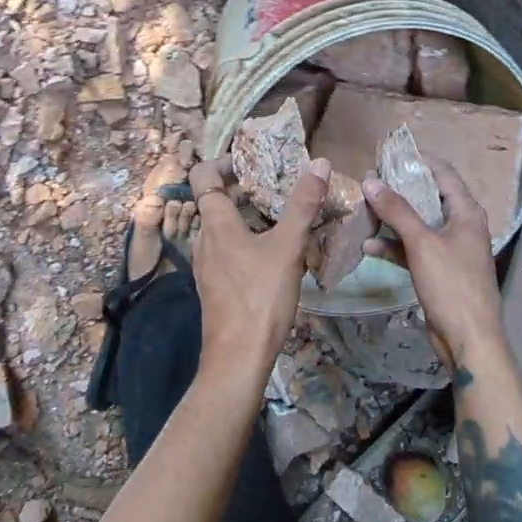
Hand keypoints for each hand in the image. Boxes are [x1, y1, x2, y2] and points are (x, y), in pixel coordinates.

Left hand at [187, 156, 327, 381]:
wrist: (238, 359)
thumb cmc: (260, 297)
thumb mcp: (288, 247)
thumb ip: (303, 204)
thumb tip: (319, 163)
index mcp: (216, 224)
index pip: (202, 177)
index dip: (222, 163)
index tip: (251, 163)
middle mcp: (204, 240)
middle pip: (213, 201)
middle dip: (240, 189)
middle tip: (274, 185)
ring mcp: (205, 266)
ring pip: (220, 228)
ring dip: (243, 216)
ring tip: (276, 216)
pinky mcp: (213, 286)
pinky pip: (224, 250)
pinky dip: (242, 240)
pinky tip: (269, 253)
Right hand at [363, 159, 505, 366]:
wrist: (469, 339)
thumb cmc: (452, 284)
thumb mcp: (422, 243)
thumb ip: (397, 211)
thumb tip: (370, 180)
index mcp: (466, 212)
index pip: (443, 173)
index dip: (418, 160)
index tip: (389, 153)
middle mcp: (460, 225)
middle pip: (428, 197)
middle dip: (399, 189)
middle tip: (370, 180)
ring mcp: (450, 249)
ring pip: (418, 224)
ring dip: (393, 219)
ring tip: (364, 208)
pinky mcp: (439, 271)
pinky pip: (414, 249)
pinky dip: (394, 246)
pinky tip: (369, 246)